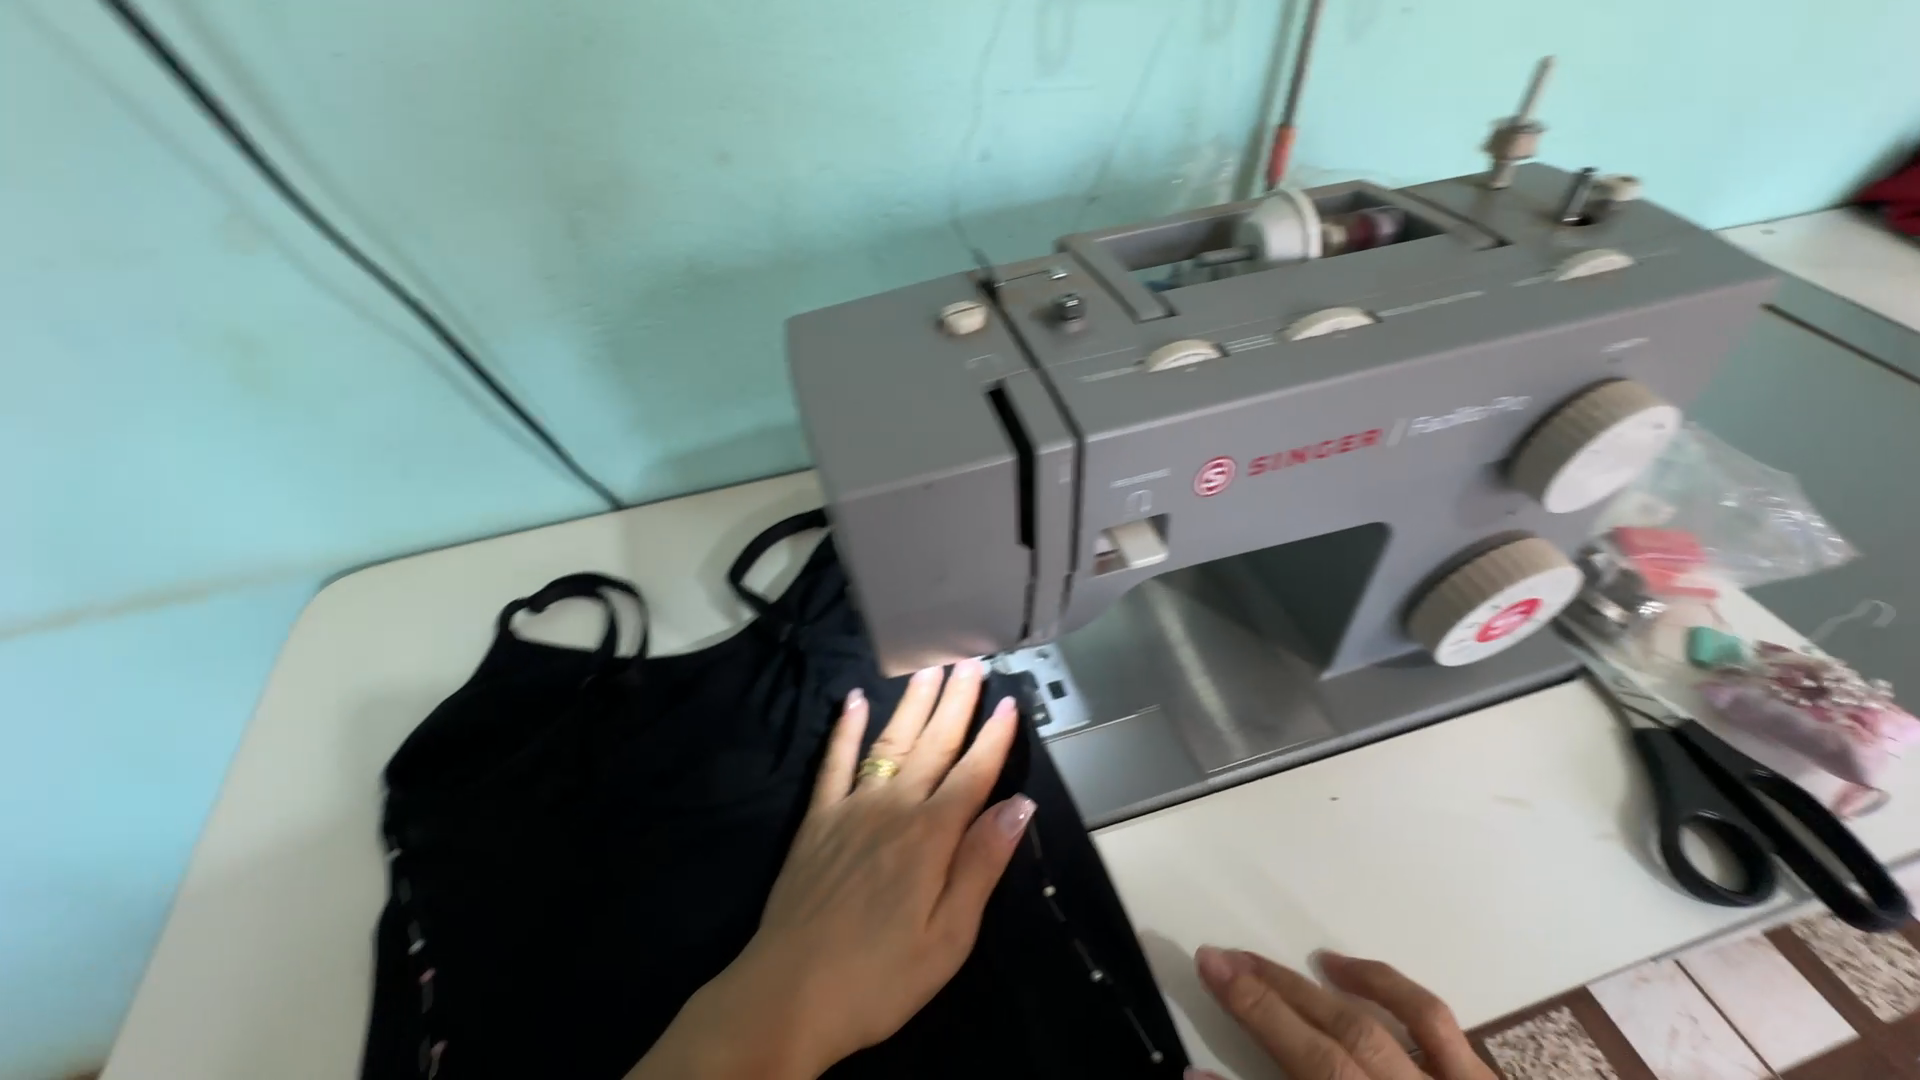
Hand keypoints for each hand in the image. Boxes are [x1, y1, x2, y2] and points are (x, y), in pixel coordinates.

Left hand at [630, 659, 1034, 1079]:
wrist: (788, 993)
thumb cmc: (879, 977)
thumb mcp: (948, 938)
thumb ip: (981, 865)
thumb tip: (1019, 805)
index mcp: (931, 836)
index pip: (973, 774)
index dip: (994, 738)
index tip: (1010, 702)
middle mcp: (893, 808)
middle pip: (933, 745)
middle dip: (956, 703)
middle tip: (971, 663)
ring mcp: (850, 808)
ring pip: (889, 742)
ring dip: (912, 704)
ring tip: (929, 669)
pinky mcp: (817, 819)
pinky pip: (833, 763)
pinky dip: (845, 729)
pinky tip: (854, 701)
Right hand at [1191, 947, 1494, 1079]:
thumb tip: (1199, 1078)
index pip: (1308, 1072)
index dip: (1253, 1024)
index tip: (1207, 978)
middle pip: (1333, 1049)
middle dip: (1268, 999)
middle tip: (1219, 958)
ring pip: (1374, 1031)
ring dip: (1309, 992)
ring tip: (1261, 963)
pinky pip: (1436, 1022)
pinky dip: (1386, 986)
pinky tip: (1345, 969)